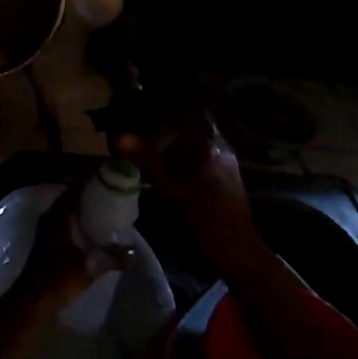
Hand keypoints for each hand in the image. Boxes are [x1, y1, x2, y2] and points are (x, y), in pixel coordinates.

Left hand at [11, 188, 126, 312]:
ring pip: (61, 214)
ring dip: (75, 212)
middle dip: (82, 200)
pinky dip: (70, 224)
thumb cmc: (60, 277)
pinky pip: (58, 225)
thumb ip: (112, 259)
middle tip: (102, 200)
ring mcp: (43, 232)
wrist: (34, 299)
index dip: (84, 188)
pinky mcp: (43, 244)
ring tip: (97, 214)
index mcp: (58, 219)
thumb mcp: (90, 269)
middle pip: (65, 202)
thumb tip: (133, 254)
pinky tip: (84, 233)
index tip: (101, 186)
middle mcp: (48, 220)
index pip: (71, 193)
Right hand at [117, 115, 259, 266]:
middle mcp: (219, 148)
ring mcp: (222, 163)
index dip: (165, 108)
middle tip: (137, 131)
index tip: (142, 108)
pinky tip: (162, 169)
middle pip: (189, 128)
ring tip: (144, 149)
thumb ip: (148, 159)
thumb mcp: (173, 188)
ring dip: (170, 145)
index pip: (189, 112)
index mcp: (210, 145)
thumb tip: (120, 137)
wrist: (237, 250)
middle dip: (163, 128)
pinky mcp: (221, 177)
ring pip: (192, 144)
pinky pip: (197, 158)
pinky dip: (179, 160)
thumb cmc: (206, 216)